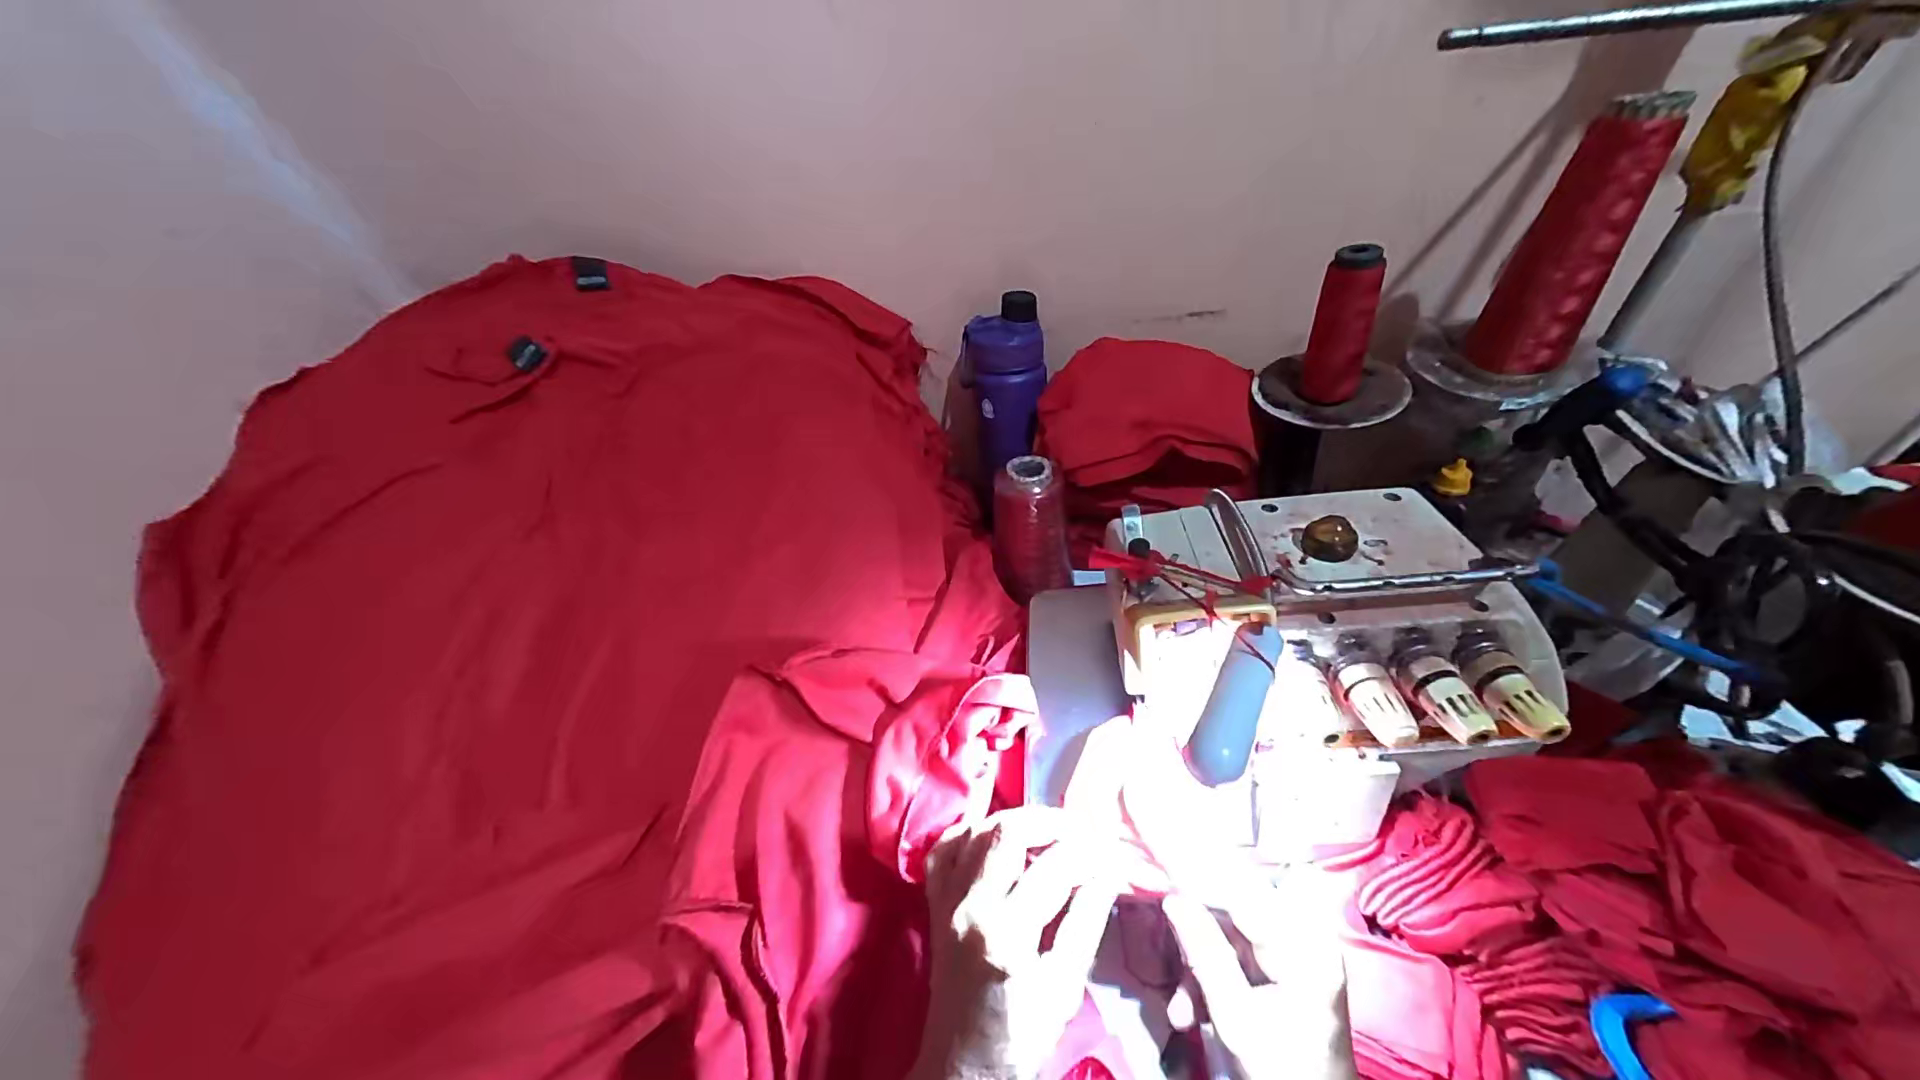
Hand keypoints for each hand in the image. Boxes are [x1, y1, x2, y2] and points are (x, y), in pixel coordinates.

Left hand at [911, 806, 1124, 1079]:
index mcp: (1007, 936)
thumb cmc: (1020, 1034)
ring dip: (1016, 819)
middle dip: (1050, 821)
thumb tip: (1107, 872)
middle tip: (1080, 829)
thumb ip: (1085, 923)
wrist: (962, 1062)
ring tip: (1048, 828)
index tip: (1109, 849)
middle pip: (1007, 832)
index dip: (1087, 851)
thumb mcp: (1065, 987)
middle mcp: (969, 906)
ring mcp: (945, 899)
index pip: (1053, 868)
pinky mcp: (933, 900)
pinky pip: (945, 846)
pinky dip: (971, 829)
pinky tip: (996, 833)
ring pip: (977, 829)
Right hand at [1161, 880, 1356, 1079]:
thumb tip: (1173, 898)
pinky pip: (1233, 948)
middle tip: (1160, 914)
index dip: (1198, 870)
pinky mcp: (1280, 963)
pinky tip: (1192, 1010)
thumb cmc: (1283, 1074)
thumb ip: (1205, 953)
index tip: (1158, 851)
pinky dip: (1209, 971)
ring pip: (1228, 926)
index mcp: (1304, 947)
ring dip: (1197, 957)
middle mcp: (1304, 937)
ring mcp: (1293, 950)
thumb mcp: (1237, 1019)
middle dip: (1194, 920)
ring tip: (1183, 1005)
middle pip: (1235, 902)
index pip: (1242, 891)